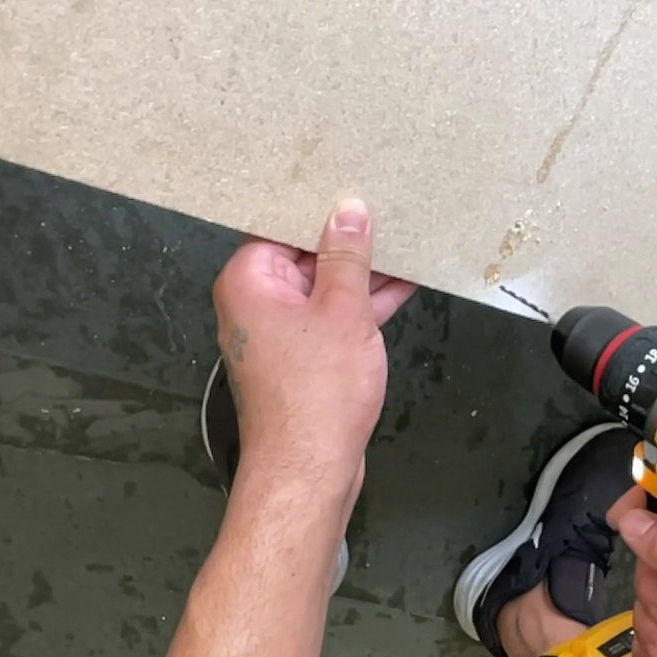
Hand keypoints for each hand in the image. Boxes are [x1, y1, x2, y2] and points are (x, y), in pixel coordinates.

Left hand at [211, 199, 415, 508]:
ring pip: (324, 290)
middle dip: (349, 243)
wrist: (311, 467)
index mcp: (249, 281)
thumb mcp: (343, 310)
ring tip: (406, 245)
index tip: (355, 189)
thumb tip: (349, 211)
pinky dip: (362, 307)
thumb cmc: (317, 392)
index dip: (321, 211)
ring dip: (363, 276)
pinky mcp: (303, 359)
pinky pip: (332, 319)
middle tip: (389, 212)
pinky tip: (401, 287)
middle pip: (304, 257)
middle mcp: (256, 304)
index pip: (283, 228)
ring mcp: (280, 334)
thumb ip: (347, 257)